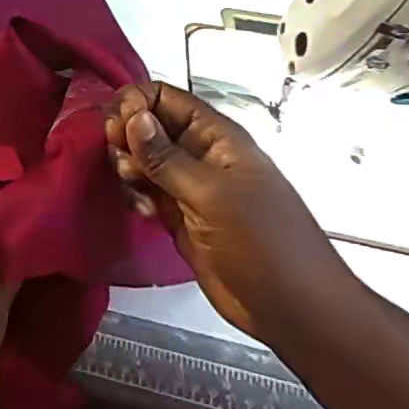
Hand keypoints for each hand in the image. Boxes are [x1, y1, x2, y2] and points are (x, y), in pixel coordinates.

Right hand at [105, 82, 355, 341]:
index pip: (164, 97)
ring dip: (127, 167)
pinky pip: (144, 188)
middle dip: (126, 138)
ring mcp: (188, 185)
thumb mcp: (211, 195)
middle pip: (146, 124)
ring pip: (140, 157)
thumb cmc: (264, 245)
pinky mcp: (178, 213)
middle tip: (123, 163)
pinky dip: (134, 194)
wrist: (293, 311)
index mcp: (215, 137)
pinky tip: (141, 211)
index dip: (135, 104)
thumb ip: (165, 156)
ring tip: (135, 189)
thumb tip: (131, 116)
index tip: (116, 127)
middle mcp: (199, 154)